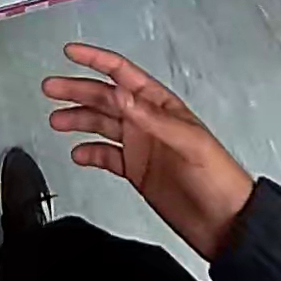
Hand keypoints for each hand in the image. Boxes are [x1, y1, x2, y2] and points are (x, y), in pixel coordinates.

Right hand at [42, 42, 253, 259]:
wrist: (229, 228)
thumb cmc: (220, 179)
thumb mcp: (188, 142)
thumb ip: (151, 118)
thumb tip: (119, 94)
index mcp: (158, 105)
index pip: (121, 73)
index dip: (95, 59)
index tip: (71, 51)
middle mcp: (145, 120)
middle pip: (102, 96)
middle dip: (75, 89)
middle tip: (51, 87)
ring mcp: (139, 144)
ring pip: (99, 123)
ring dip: (76, 118)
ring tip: (56, 120)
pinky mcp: (136, 169)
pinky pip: (105, 154)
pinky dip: (89, 152)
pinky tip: (78, 153)